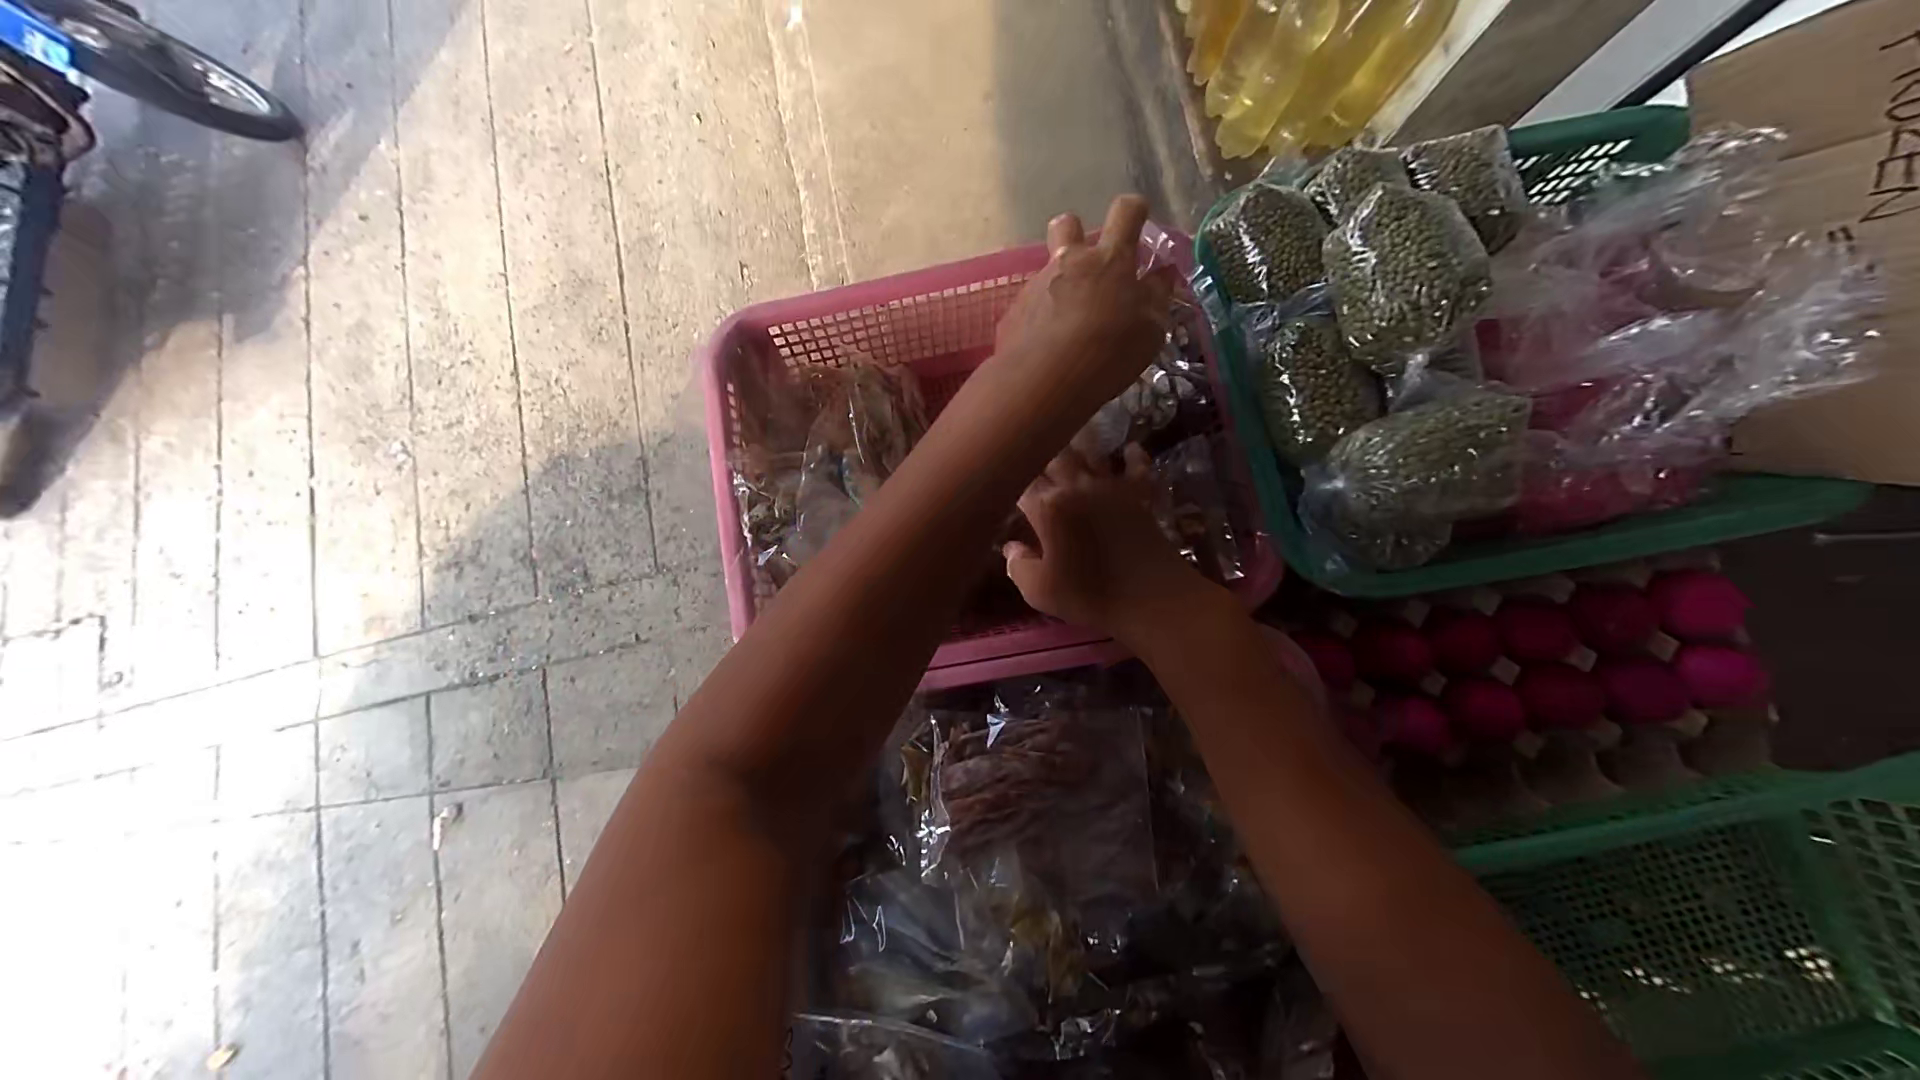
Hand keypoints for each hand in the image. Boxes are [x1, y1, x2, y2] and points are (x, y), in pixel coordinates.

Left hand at [985, 195, 1177, 421]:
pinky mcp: (1014, 314)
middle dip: (1078, 233)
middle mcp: (1069, 263)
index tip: (1139, 222)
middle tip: (1090, 264)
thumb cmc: (1108, 352)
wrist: (1042, 382)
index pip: (1126, 212)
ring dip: (1061, 286)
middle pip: (1068, 224)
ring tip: (1070, 325)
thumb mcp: (1149, 330)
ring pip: (1048, 271)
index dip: (1135, 211)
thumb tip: (1162, 275)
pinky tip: (1047, 347)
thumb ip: (1156, 297)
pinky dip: (1041, 319)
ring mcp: (1036, 286)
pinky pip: (1030, 306)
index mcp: (1110, 260)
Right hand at [1003, 446, 1225, 643]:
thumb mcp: (1039, 591)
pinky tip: (1129, 450)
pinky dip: (1132, 455)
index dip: (1012, 481)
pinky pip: (1136, 465)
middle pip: (1054, 456)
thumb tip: (1011, 547)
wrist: (1151, 598)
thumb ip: (1018, 565)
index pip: (1023, 482)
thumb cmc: (1090, 596)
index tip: (1007, 487)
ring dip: (1079, 446)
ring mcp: (1111, 486)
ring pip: (1091, 451)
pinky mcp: (1139, 493)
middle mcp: (1077, 487)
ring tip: (1070, 442)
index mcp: (1048, 507)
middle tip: (1034, 460)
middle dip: (1041, 455)